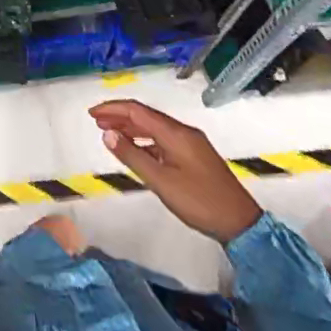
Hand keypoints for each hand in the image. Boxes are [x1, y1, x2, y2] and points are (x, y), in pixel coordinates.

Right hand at [89, 99, 262, 242]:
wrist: (239, 221)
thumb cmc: (198, 201)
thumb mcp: (160, 181)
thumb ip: (132, 156)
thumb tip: (108, 134)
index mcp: (176, 134)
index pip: (138, 111)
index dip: (113, 109)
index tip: (92, 114)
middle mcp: (183, 132)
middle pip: (146, 116)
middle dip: (120, 115)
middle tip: (96, 122)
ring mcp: (190, 143)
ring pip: (155, 128)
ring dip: (131, 127)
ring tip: (109, 132)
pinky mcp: (194, 156)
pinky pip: (163, 139)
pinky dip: (144, 140)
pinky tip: (134, 148)